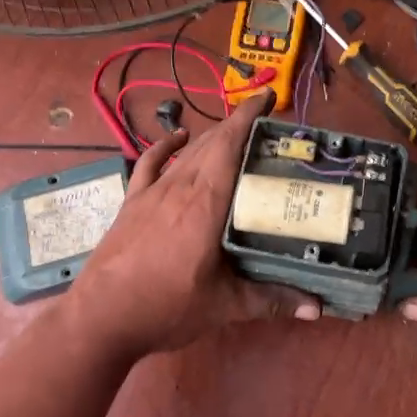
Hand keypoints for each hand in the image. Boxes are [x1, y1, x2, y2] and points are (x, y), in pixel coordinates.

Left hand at [66, 93, 317, 358]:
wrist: (100, 319)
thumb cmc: (166, 307)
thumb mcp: (225, 305)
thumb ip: (271, 299)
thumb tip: (317, 308)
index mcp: (206, 201)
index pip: (230, 144)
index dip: (248, 116)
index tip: (268, 98)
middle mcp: (180, 186)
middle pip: (212, 142)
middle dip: (238, 123)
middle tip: (266, 119)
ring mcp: (153, 192)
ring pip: (187, 151)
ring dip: (212, 135)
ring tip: (236, 131)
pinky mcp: (132, 203)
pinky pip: (151, 163)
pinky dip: (166, 146)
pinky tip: (178, 137)